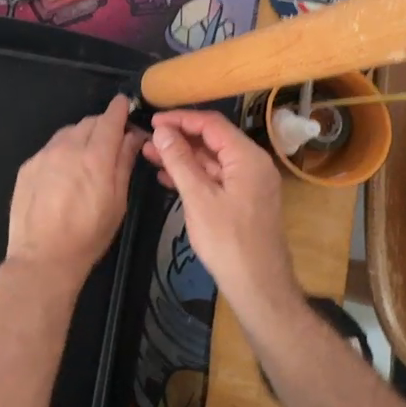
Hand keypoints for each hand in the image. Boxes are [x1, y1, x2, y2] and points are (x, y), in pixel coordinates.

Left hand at [5, 95, 141, 291]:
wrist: (42, 257)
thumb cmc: (88, 235)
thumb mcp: (117, 203)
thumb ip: (124, 164)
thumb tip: (132, 137)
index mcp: (96, 157)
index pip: (110, 119)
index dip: (120, 109)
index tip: (125, 104)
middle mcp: (68, 148)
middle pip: (89, 122)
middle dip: (103, 125)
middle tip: (112, 140)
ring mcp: (44, 155)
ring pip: (68, 133)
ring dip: (81, 137)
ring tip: (87, 157)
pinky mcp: (27, 166)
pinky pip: (50, 149)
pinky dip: (62, 152)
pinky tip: (64, 173)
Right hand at [142, 110, 302, 323]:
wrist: (258, 287)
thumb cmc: (228, 241)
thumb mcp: (198, 198)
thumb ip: (180, 161)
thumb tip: (162, 131)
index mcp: (247, 157)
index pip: (211, 124)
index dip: (180, 119)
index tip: (152, 120)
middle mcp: (252, 164)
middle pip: (212, 139)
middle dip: (179, 137)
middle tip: (147, 138)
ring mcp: (249, 183)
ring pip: (212, 160)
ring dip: (183, 156)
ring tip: (149, 154)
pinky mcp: (243, 200)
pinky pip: (216, 177)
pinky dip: (193, 175)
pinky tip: (167, 177)